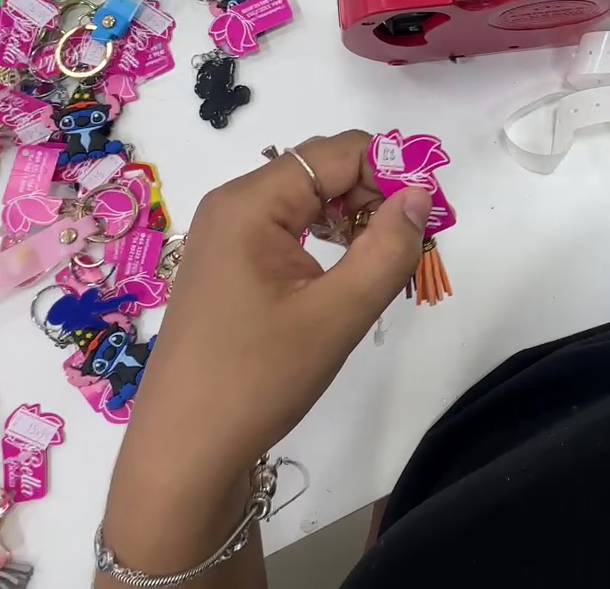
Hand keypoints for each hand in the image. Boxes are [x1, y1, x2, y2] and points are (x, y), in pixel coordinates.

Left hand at [109, 132, 429, 508]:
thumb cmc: (256, 380)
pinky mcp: (231, 261)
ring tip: (385, 260)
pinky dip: (331, 236)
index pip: (340, 152)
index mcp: (251, 203)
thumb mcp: (337, 314)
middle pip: (325, 169)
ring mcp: (229, 233)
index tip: (428, 213)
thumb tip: (419, 194)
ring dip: (357, 216)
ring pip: (312, 197)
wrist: (181, 457)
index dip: (392, 170)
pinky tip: (349, 272)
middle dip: (376, 194)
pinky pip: (293, 225)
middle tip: (412, 242)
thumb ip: (387, 247)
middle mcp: (235, 204)